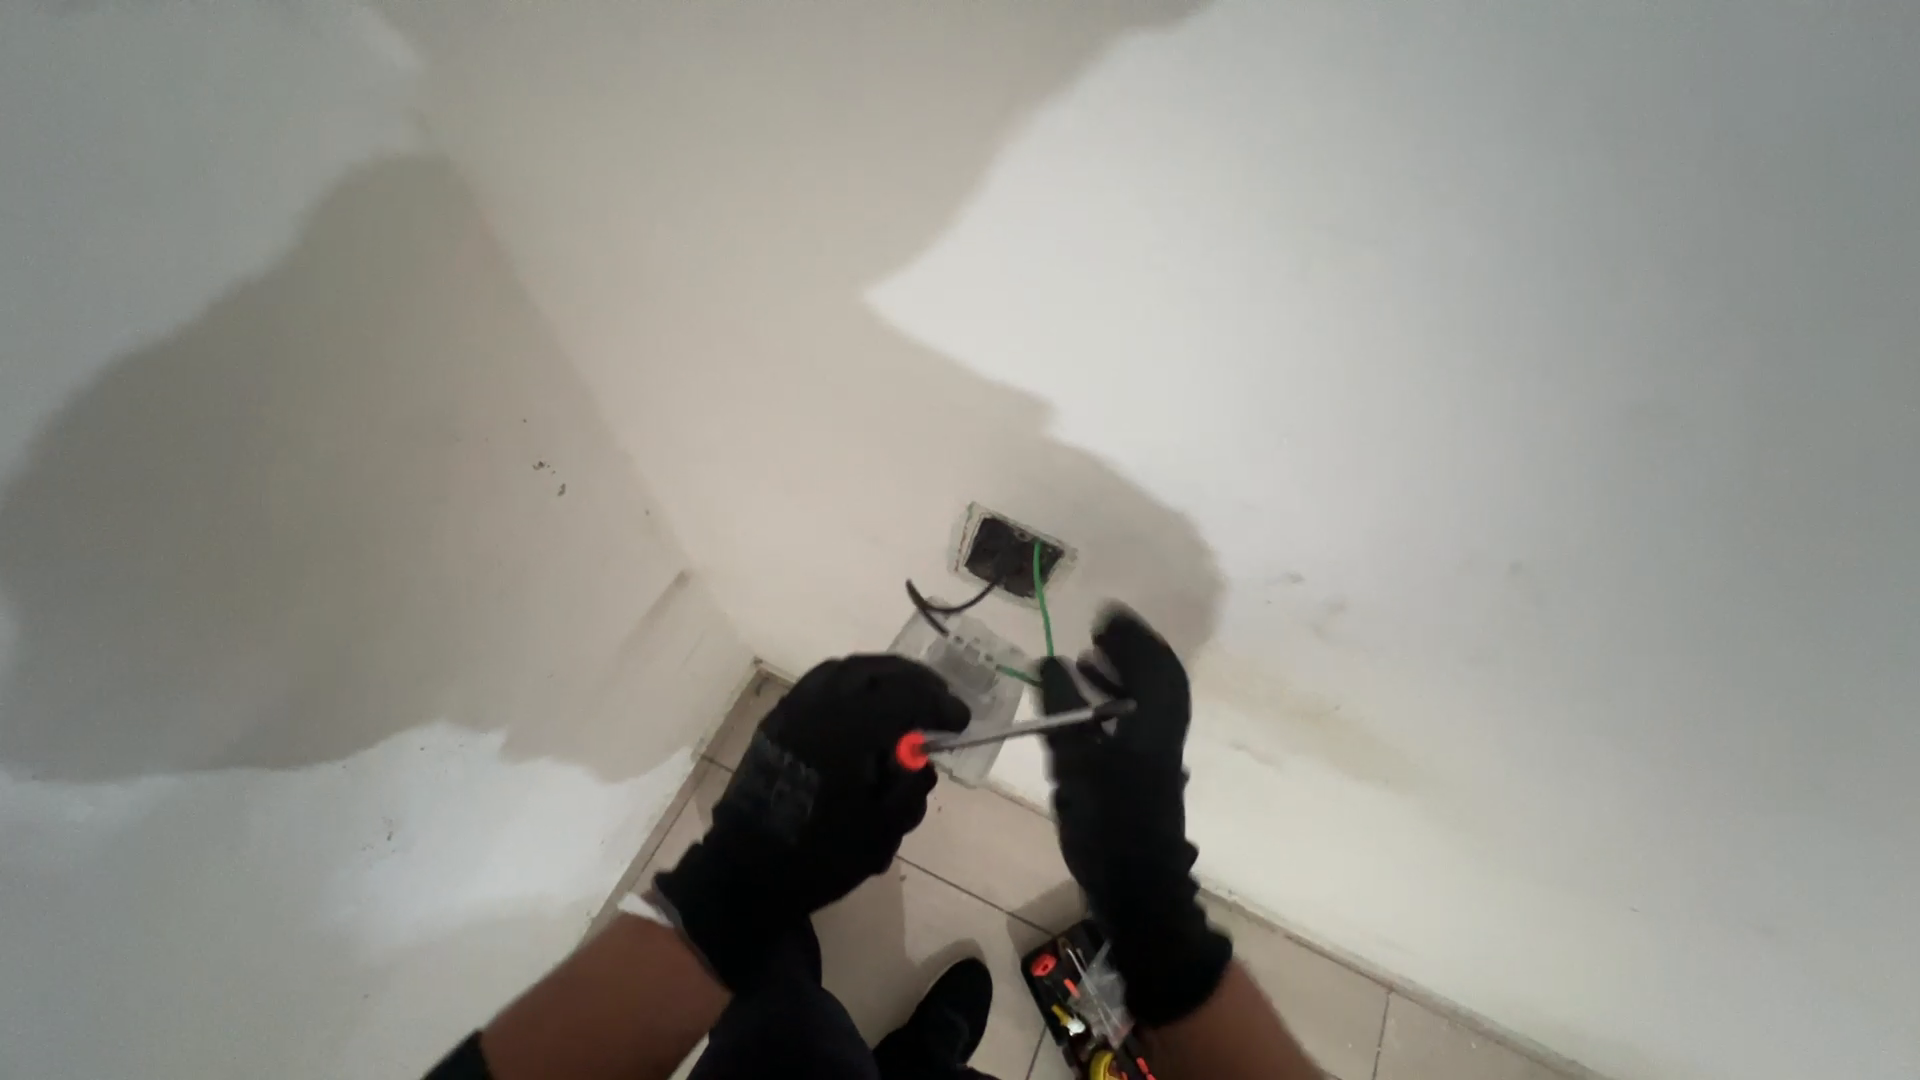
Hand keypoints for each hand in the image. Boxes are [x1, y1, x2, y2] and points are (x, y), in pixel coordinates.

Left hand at [653, 656, 968, 989]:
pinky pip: (821, 682)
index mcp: (849, 730)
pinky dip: (851, 681)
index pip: (906, 699)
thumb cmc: (817, 857)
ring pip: (846, 669)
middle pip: (877, 671)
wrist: (744, 874)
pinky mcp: (778, 719)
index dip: (939, 706)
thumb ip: (910, 789)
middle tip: (939, 697)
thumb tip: (921, 760)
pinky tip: (864, 700)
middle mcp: (821, 706)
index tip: (961, 720)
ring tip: (906, 692)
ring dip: (883, 675)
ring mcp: (795, 708)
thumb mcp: (879, 831)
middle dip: (915, 680)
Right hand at [1041, 607, 1230, 1026]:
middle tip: (1099, 632)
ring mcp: (1161, 752)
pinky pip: (1143, 717)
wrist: (1138, 886)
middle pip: (1159, 675)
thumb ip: (1061, 706)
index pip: (1152, 662)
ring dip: (1126, 672)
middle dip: (1131, 648)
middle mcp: (1165, 730)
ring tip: (1091, 659)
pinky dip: (1122, 699)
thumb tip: (1050, 660)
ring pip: (1152, 696)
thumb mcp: (1073, 761)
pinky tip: (1092, 706)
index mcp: (1154, 721)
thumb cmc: (1106, 823)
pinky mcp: (1152, 770)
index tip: (1104, 615)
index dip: (1130, 634)